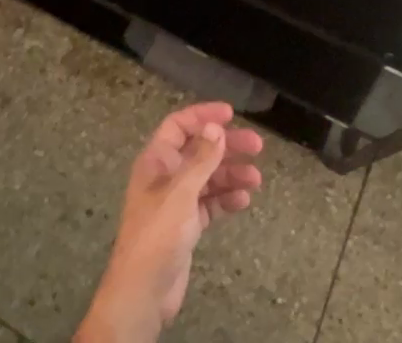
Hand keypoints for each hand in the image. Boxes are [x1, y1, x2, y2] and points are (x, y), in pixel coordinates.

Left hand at [76, 102, 264, 342]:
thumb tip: (216, 127)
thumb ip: (200, 159)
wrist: (144, 288)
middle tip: (257, 146)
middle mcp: (165, 176)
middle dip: (226, 146)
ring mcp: (175, 201)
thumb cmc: (157, 232)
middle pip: (198, 151)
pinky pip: (209, 204)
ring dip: (230, 174)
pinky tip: (243, 200)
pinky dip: (225, 199)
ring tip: (257, 178)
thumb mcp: (180, 192)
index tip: (231, 114)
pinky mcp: (186, 224)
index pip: (178, 126)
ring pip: (207, 178)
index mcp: (155, 160)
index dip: (202, 116)